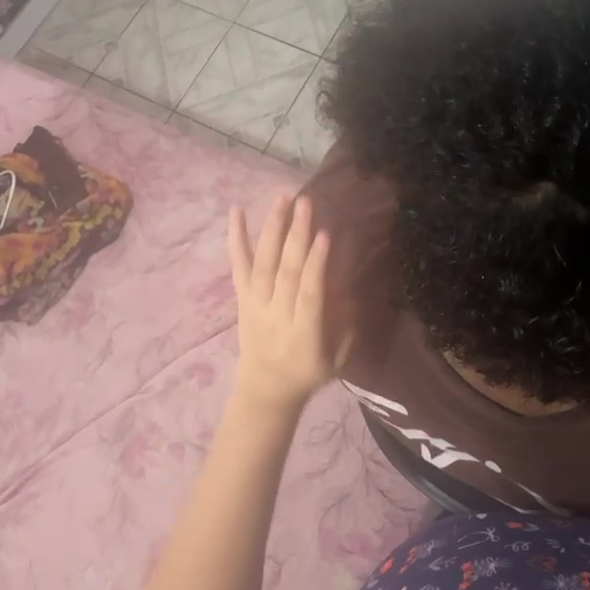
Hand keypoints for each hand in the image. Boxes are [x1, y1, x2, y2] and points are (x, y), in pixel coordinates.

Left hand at [227, 196, 349, 410]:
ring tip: (282, 198)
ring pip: (262, 263)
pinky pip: (238, 265)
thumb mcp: (336, 358)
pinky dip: (236, 237)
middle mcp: (276, 316)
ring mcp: (255, 304)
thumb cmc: (308, 371)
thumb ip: (345, 324)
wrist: (265, 391)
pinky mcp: (242, 298)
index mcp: (303, 334)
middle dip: (295, 235)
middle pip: (284, 272)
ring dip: (272, 228)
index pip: (309, 293)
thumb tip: (353, 286)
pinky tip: (237, 210)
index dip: (316, 263)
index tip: (326, 233)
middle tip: (305, 202)